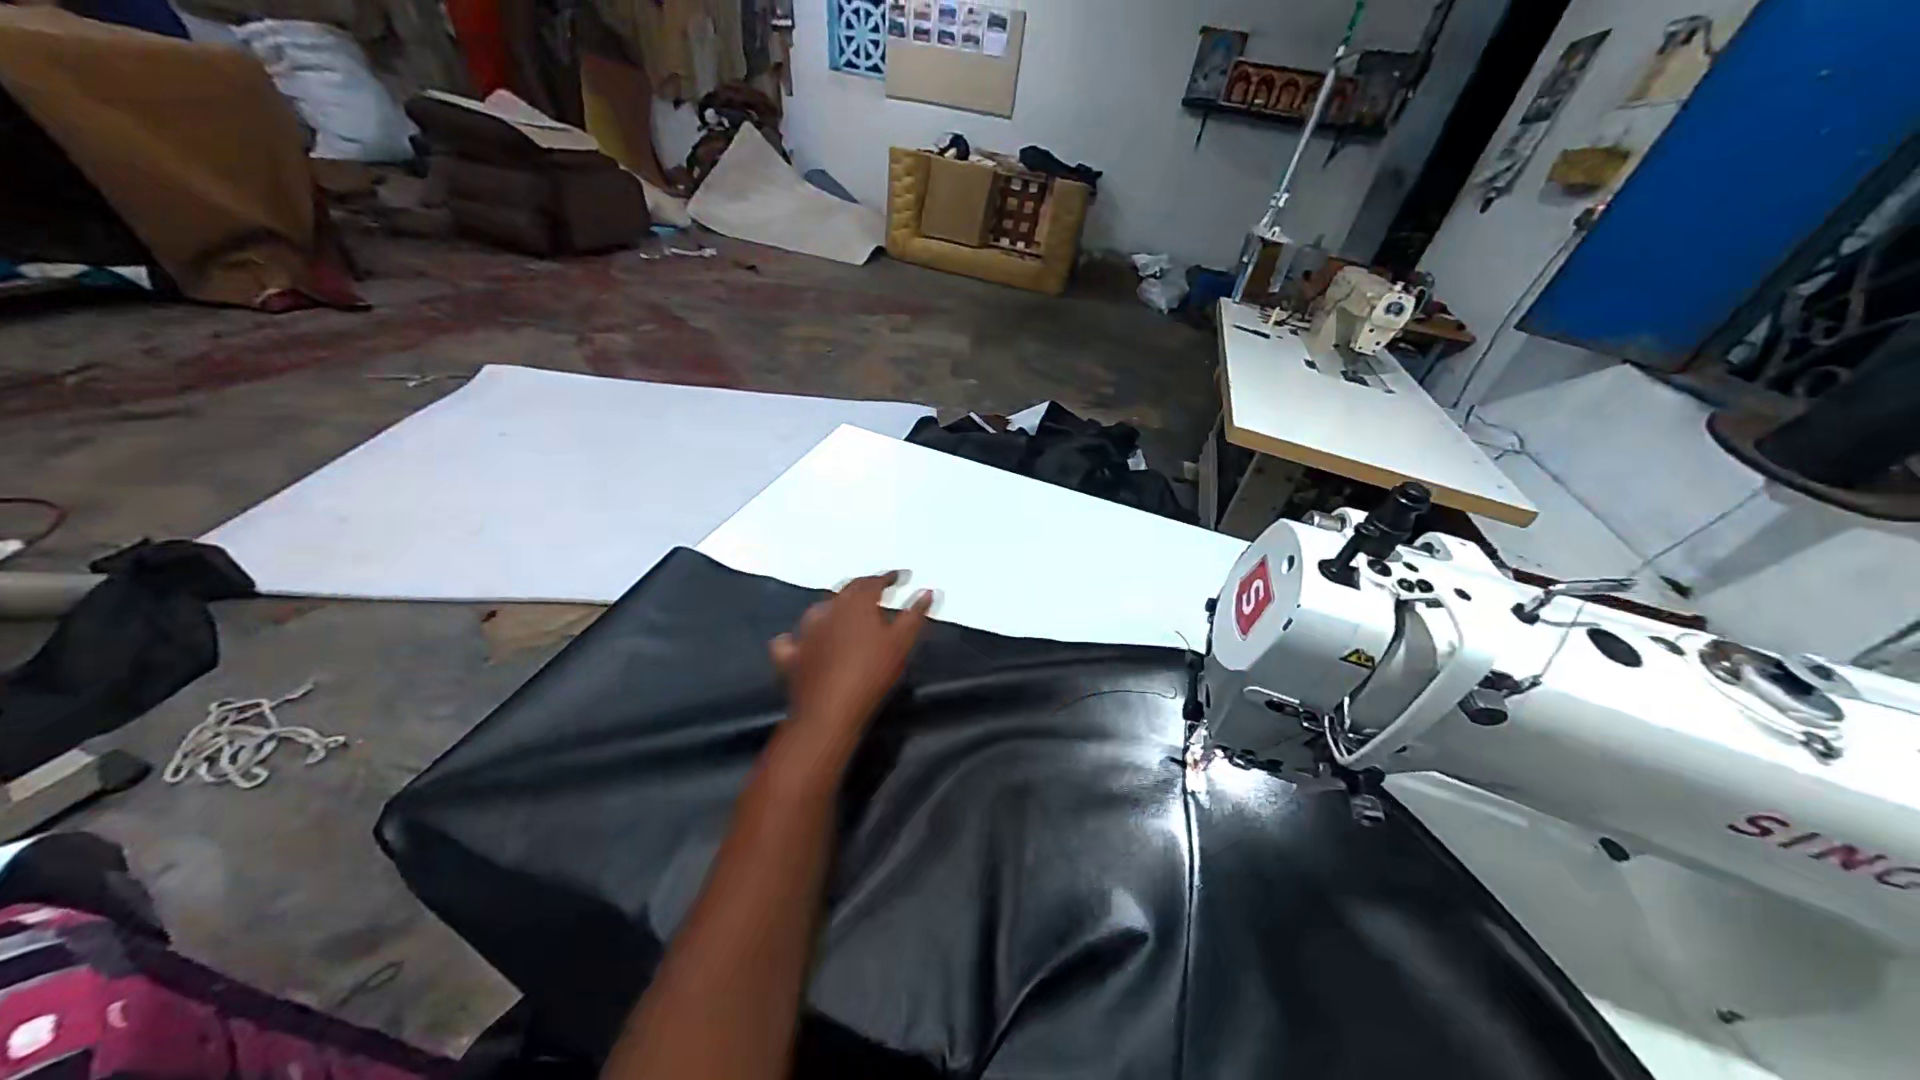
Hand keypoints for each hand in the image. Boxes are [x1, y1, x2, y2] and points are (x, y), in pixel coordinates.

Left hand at [769, 572, 932, 757]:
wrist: (829, 709)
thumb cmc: (871, 672)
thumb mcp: (902, 643)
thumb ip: (915, 615)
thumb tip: (928, 591)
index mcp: (856, 603)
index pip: (874, 581)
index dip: (889, 577)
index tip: (901, 576)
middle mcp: (828, 610)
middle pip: (846, 591)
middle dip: (863, 587)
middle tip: (876, 590)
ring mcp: (805, 632)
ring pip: (820, 610)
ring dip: (835, 607)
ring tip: (845, 612)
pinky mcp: (790, 656)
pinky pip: (791, 641)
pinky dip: (798, 638)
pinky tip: (801, 641)